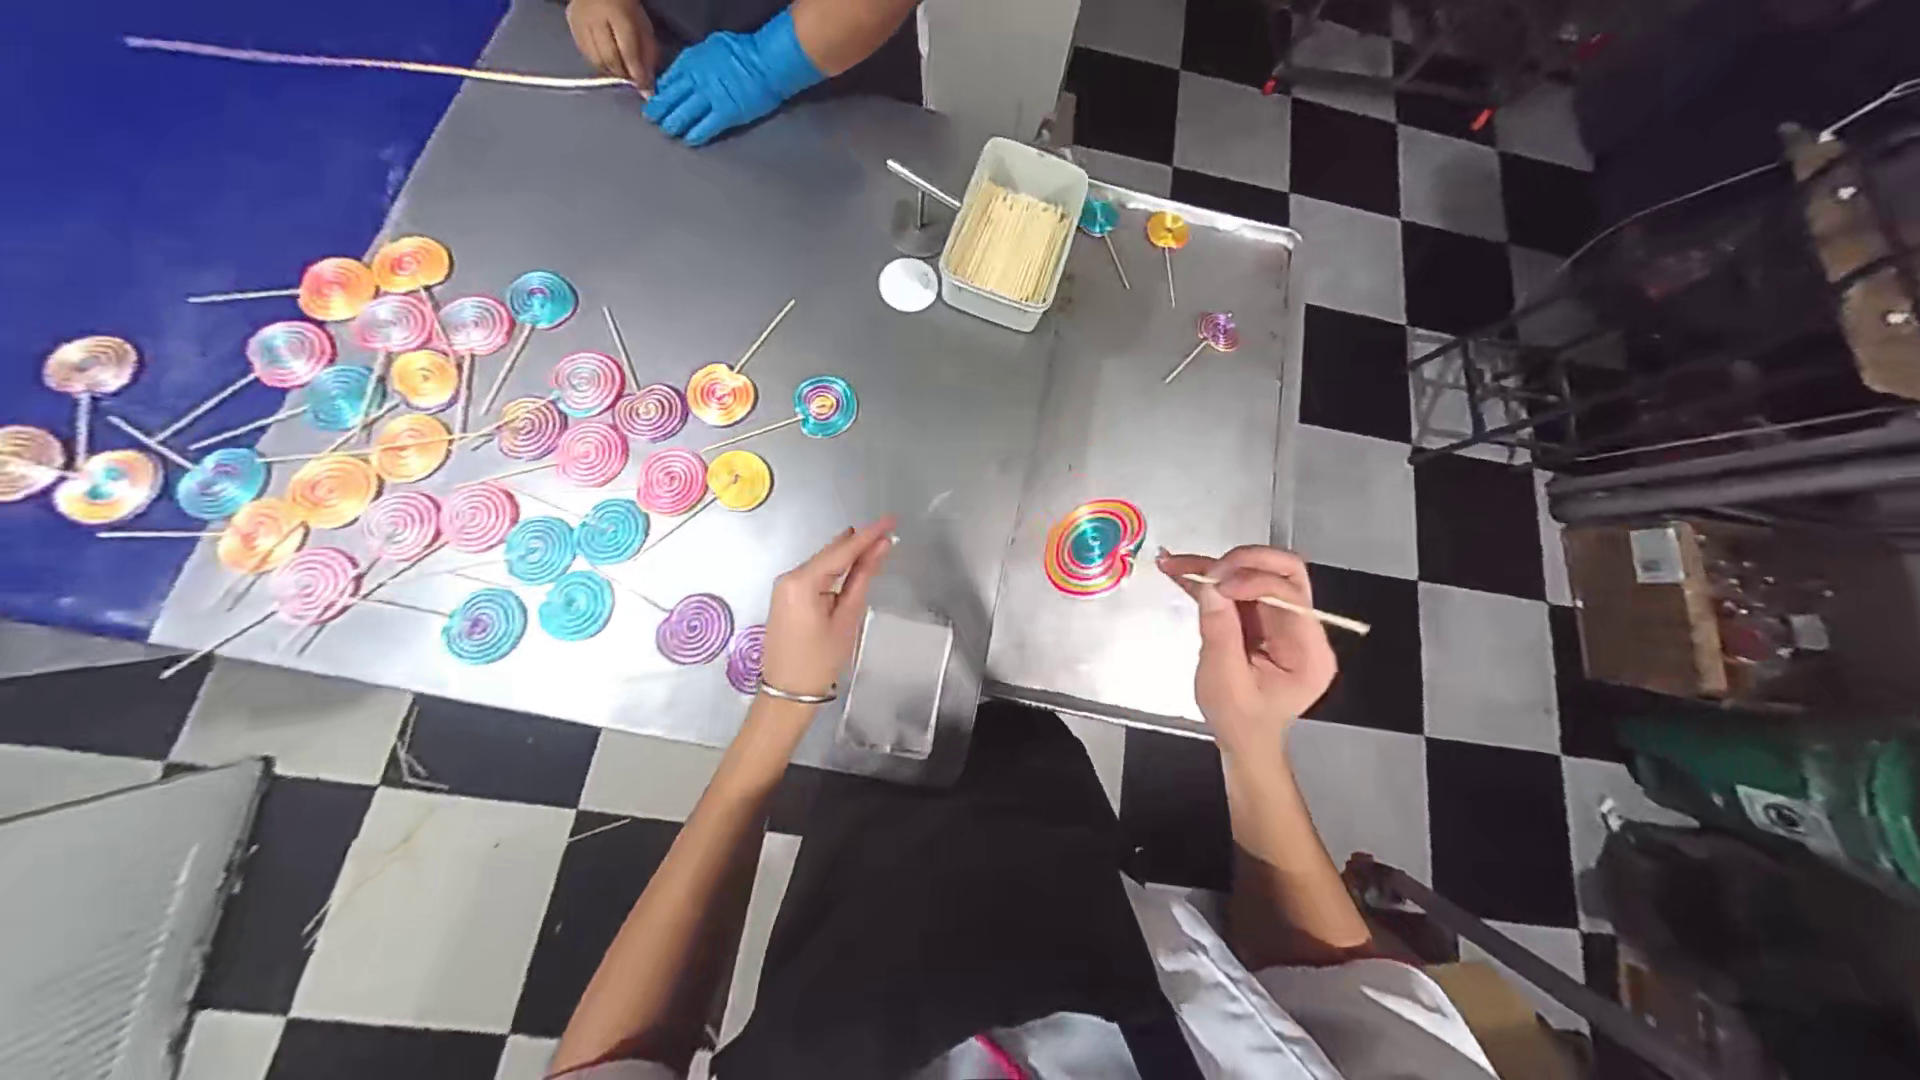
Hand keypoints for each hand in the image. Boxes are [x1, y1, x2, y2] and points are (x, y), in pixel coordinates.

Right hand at [567, 0, 660, 90]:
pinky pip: (585, 54)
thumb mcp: (644, 30)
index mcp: (618, 15)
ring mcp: (580, 20)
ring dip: (611, 70)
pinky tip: (607, 59)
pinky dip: (599, 63)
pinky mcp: (572, 23)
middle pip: (610, 59)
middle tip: (631, 79)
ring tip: (619, 68)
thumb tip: (647, 89)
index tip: (646, 90)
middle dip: (623, 74)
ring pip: (596, 60)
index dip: (638, 75)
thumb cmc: (628, 10)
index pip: (628, 53)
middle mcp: (595, 17)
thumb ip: (648, 58)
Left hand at [641, 9, 823, 146]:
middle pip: (671, 97)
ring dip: (673, 124)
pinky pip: (705, 127)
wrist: (766, 63)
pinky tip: (688, 141)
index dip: (660, 91)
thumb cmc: (745, 51)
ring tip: (667, 132)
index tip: (654, 99)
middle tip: (651, 120)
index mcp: (693, 60)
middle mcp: (697, 79)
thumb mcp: (712, 46)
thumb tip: (692, 71)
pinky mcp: (725, 114)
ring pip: (684, 114)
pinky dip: (695, 135)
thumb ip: (699, 60)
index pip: (669, 79)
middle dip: (659, 109)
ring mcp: (710, 98)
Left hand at [760, 517, 895, 698]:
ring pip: (822, 562)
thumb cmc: (820, 660)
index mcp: (802, 582)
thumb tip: (880, 549)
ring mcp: (784, 586)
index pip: (842, 551)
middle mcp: (788, 577)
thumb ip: (863, 578)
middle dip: (859, 541)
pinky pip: (814, 574)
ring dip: (847, 553)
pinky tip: (851, 562)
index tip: (890, 520)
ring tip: (875, 542)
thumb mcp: (847, 618)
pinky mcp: (785, 596)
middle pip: (830, 553)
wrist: (787, 693)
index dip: (868, 534)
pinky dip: (834, 567)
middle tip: (887, 529)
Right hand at [1157, 546, 1336, 752]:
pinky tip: (1180, 571)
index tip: (1217, 587)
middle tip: (1206, 568)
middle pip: (1283, 573)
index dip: (1253, 582)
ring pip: (1254, 573)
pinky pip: (1237, 588)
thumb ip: (1220, 631)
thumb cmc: (1240, 720)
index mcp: (1308, 651)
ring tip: (1176, 563)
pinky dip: (1208, 580)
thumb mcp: (1225, 680)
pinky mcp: (1257, 617)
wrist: (1243, 739)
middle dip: (1242, 563)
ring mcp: (1279, 620)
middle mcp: (1301, 628)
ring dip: (1215, 567)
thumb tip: (1211, 586)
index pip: (1291, 595)